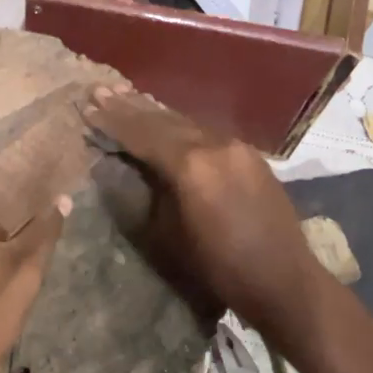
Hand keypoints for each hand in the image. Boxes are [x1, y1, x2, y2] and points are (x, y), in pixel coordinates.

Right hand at [82, 89, 322, 319]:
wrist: (284, 282)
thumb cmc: (217, 268)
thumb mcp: (165, 237)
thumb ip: (144, 193)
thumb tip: (125, 168)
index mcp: (189, 164)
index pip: (141, 134)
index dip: (112, 120)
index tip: (87, 103)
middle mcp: (214, 144)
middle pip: (163, 119)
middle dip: (129, 106)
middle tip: (101, 89)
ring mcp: (236, 146)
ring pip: (185, 121)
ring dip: (154, 110)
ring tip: (127, 94)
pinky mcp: (250, 155)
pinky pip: (205, 131)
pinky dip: (179, 123)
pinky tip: (166, 118)